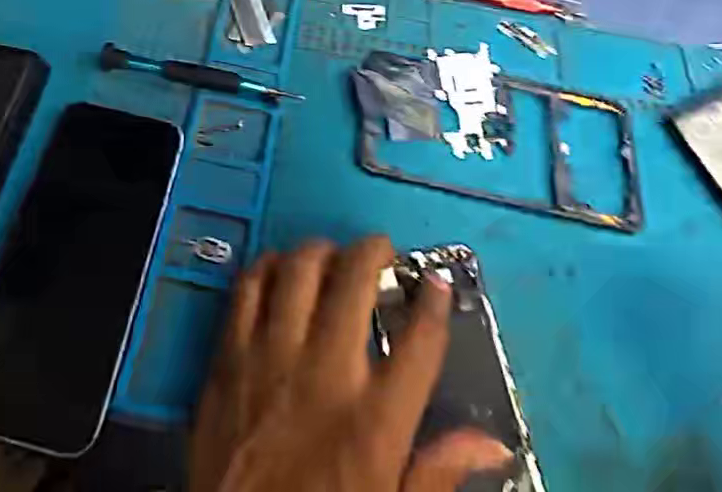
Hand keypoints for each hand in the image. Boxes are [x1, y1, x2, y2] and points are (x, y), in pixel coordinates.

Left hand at [189, 236, 513, 491]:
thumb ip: (437, 472)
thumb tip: (493, 443)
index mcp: (374, 421)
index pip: (420, 341)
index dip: (433, 301)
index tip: (434, 281)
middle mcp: (325, 373)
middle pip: (354, 280)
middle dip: (372, 250)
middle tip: (378, 252)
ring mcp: (271, 358)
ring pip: (299, 270)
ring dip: (320, 251)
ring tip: (331, 258)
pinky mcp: (228, 357)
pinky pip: (247, 288)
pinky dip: (267, 267)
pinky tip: (280, 270)